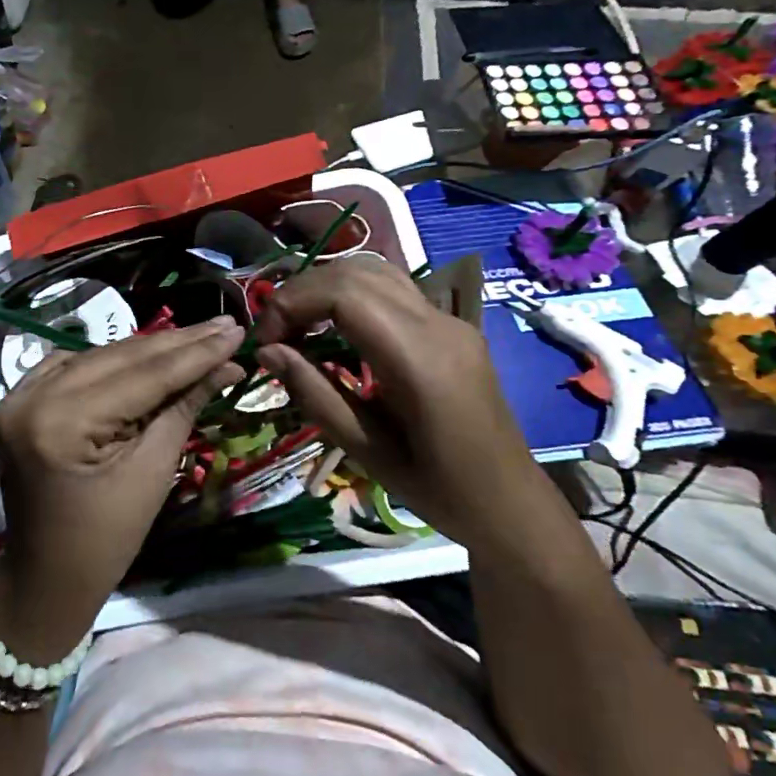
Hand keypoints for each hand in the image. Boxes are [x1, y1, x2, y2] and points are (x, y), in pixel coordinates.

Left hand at [0, 317, 243, 616]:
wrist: (47, 578)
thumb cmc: (106, 540)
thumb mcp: (153, 472)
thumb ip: (185, 407)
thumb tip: (227, 363)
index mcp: (61, 422)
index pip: (143, 375)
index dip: (196, 352)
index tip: (237, 331)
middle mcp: (33, 396)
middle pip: (121, 357)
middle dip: (179, 343)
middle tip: (226, 326)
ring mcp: (21, 395)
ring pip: (101, 356)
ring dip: (151, 349)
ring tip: (201, 336)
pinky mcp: (22, 399)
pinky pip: (78, 365)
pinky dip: (117, 361)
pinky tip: (151, 354)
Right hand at [250, 256, 544, 544]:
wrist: (510, 502)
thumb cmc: (440, 491)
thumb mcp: (369, 453)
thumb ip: (317, 395)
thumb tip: (268, 351)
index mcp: (420, 359)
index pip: (345, 293)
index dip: (293, 303)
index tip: (265, 342)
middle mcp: (439, 325)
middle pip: (358, 272)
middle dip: (304, 292)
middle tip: (274, 335)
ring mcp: (451, 321)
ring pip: (377, 272)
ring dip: (328, 287)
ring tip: (298, 328)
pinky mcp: (453, 328)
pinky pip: (395, 292)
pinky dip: (353, 296)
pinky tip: (336, 330)